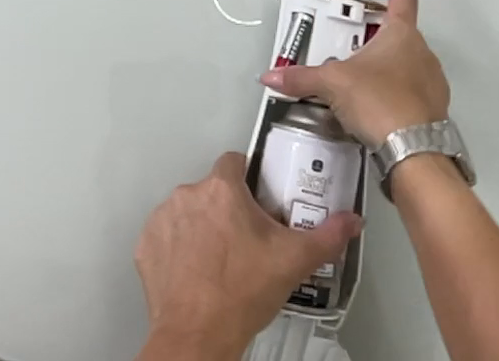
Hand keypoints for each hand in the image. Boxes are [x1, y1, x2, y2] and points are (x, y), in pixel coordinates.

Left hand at [134, 152, 362, 358]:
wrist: (198, 336)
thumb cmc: (242, 294)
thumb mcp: (294, 261)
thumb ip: (327, 235)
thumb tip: (352, 221)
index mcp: (223, 189)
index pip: (234, 161)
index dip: (248, 178)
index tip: (257, 199)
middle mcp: (188, 195)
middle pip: (212, 189)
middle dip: (227, 208)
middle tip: (244, 238)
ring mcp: (163, 220)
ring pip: (188, 211)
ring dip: (201, 226)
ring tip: (220, 259)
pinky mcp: (146, 246)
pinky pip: (165, 236)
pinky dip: (177, 248)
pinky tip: (195, 271)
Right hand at [259, 0, 449, 146]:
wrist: (414, 150)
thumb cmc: (377, 101)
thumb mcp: (333, 85)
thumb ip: (301, 79)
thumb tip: (268, 77)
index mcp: (401, 35)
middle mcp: (422, 52)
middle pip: (403, 34)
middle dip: (384, 34)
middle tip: (365, 37)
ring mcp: (433, 81)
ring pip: (410, 64)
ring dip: (392, 66)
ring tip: (368, 76)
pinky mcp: (435, 108)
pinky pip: (414, 90)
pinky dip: (399, 91)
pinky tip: (381, 105)